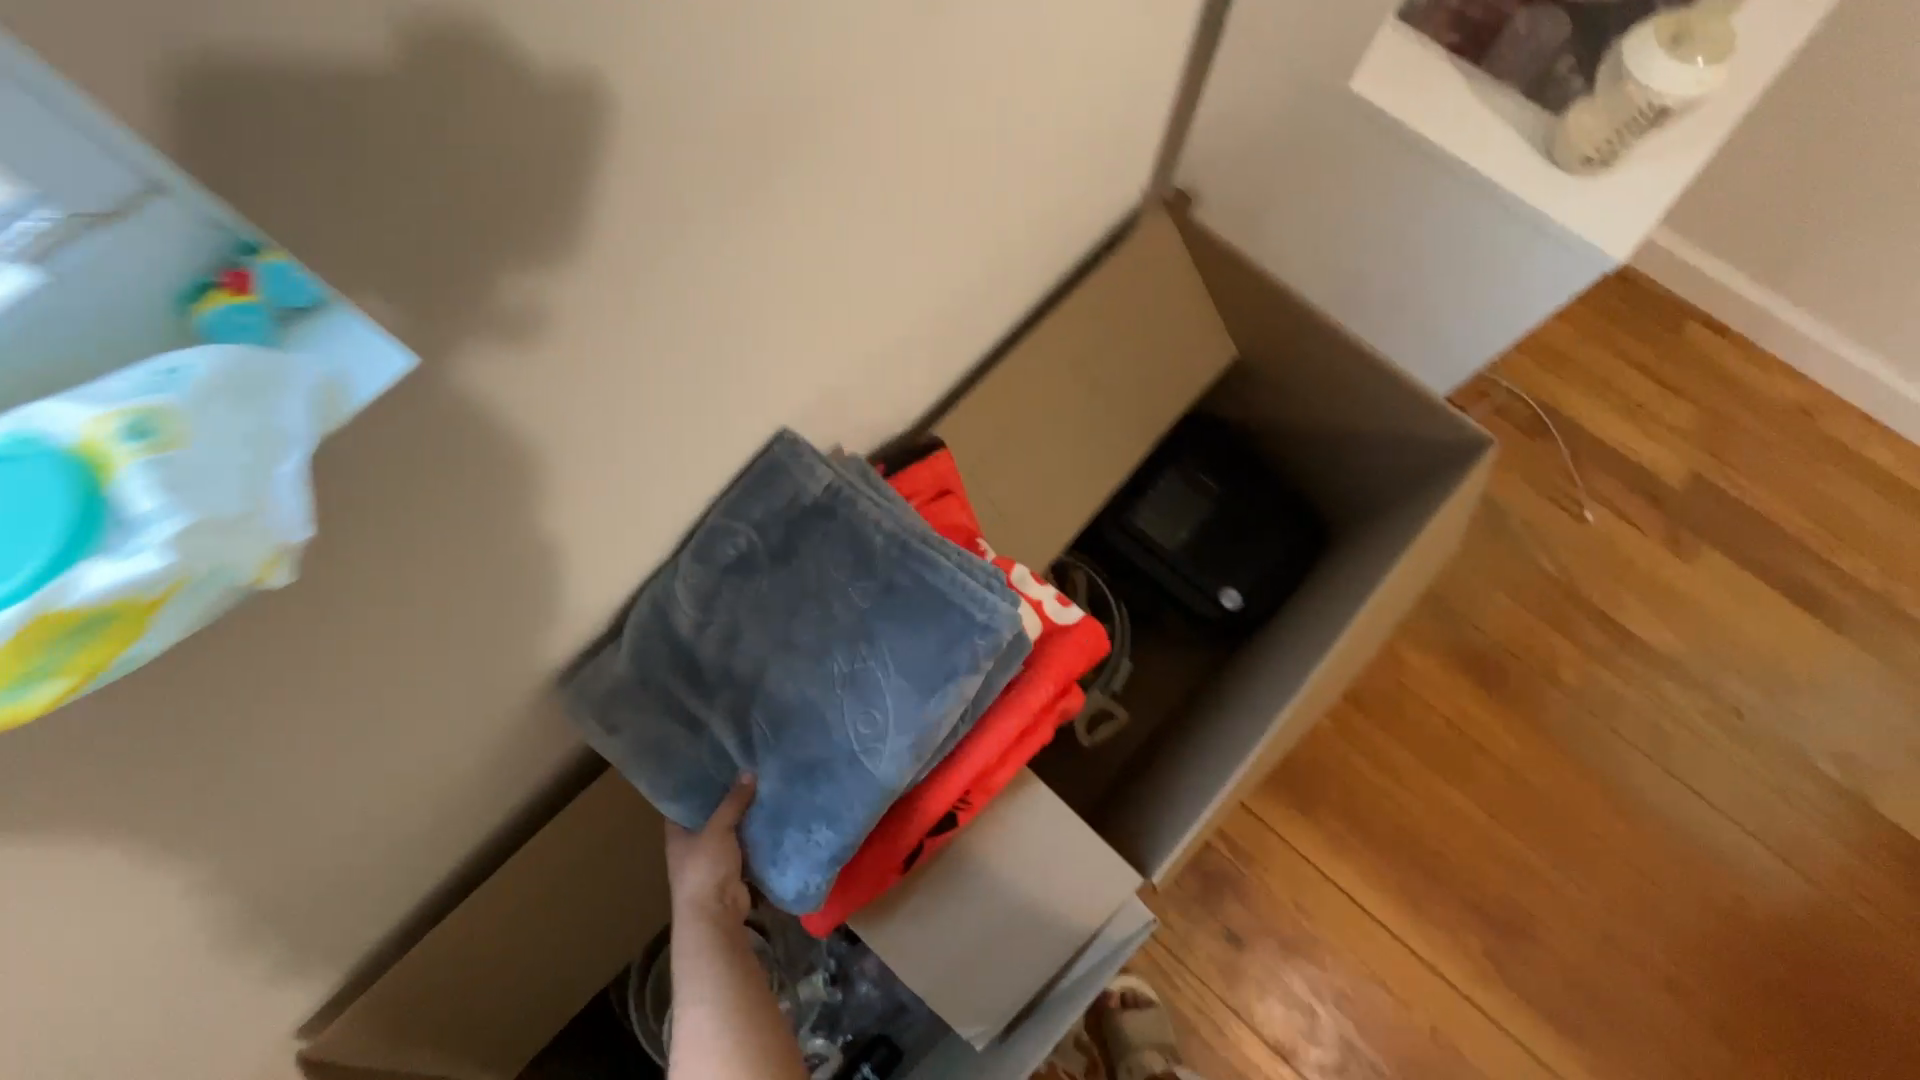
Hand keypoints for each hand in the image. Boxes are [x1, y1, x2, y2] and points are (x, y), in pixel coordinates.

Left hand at [665, 775, 755, 925]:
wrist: (716, 914)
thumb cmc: (704, 868)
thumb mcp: (717, 828)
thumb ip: (733, 802)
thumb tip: (749, 772)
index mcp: (677, 834)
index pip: (683, 803)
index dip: (697, 785)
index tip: (715, 764)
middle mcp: (692, 845)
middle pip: (710, 815)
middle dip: (727, 798)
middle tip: (746, 770)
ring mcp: (713, 858)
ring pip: (730, 830)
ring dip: (744, 817)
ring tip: (763, 787)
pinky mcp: (733, 869)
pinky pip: (746, 846)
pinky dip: (756, 835)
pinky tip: (770, 815)